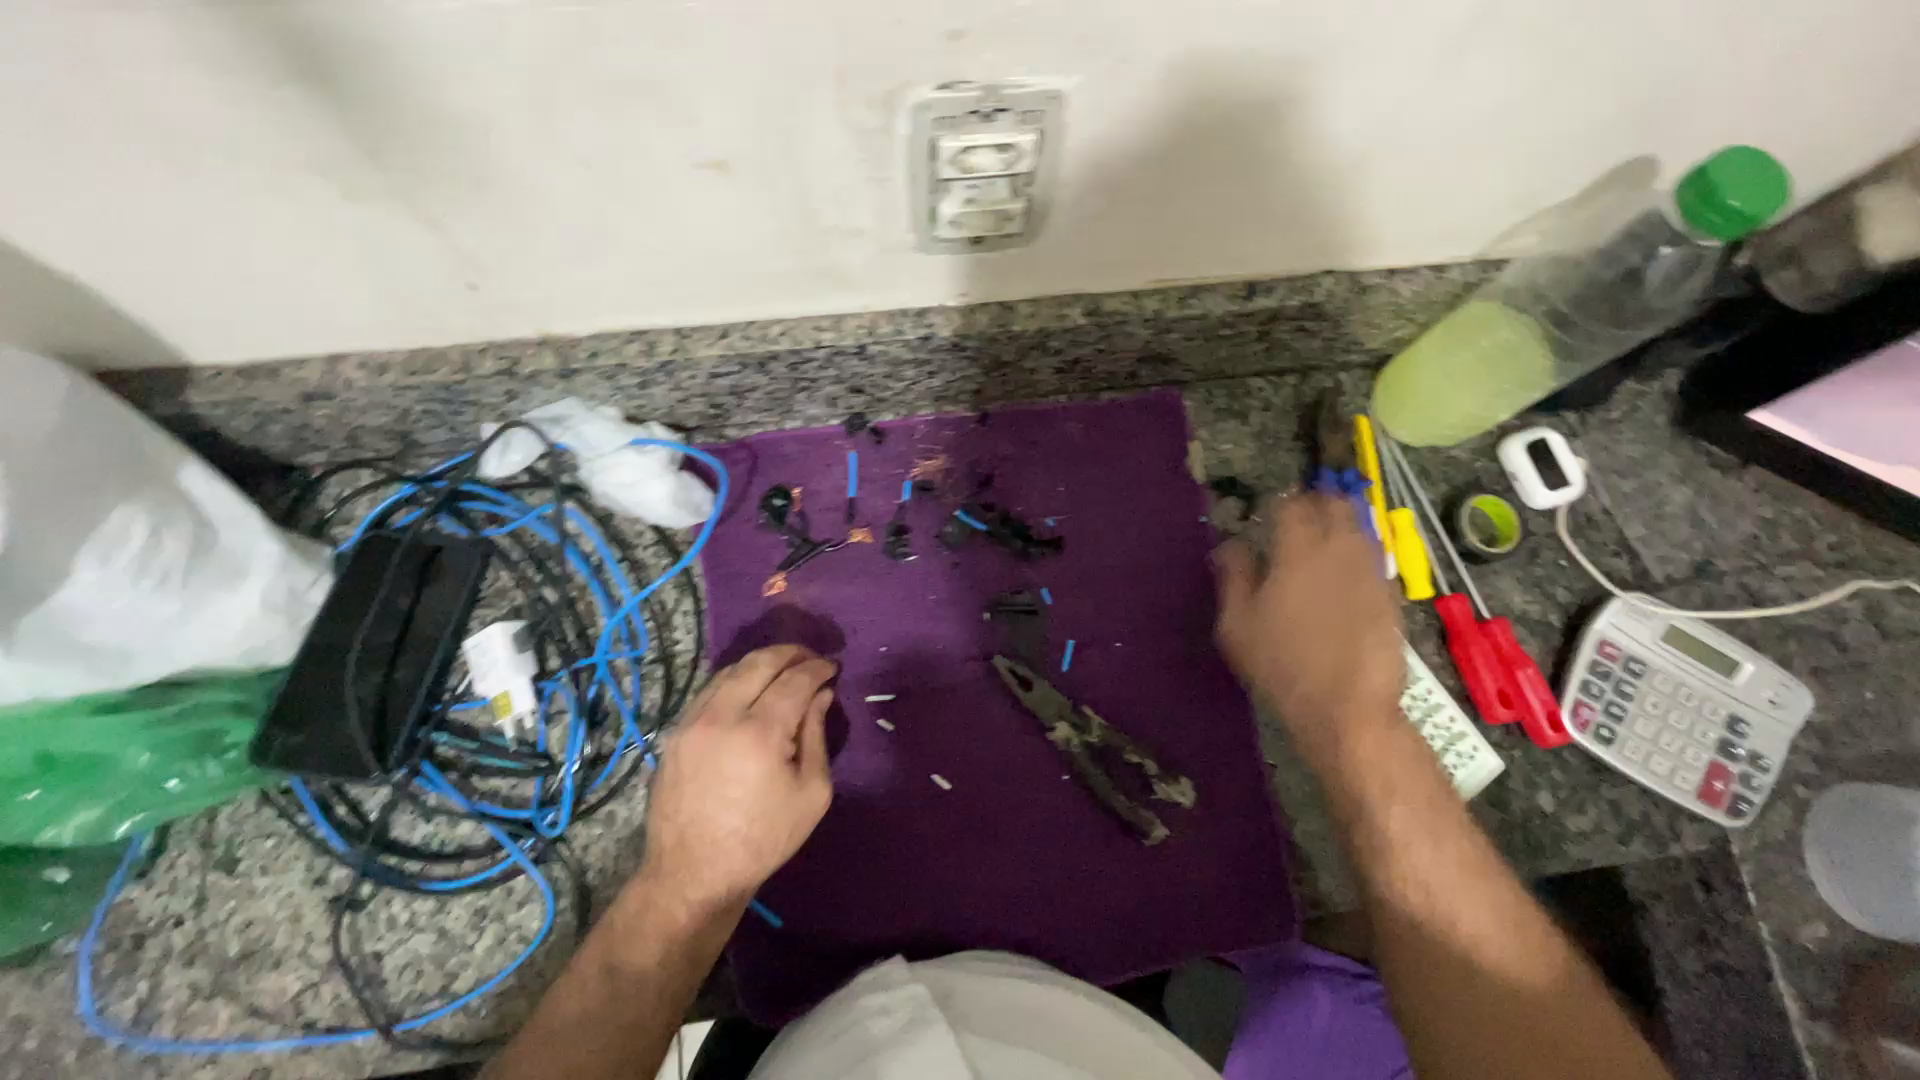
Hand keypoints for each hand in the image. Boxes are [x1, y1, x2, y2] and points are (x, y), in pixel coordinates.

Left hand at [639, 645, 836, 910]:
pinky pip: (708, 691)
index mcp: (761, 732)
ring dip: (760, 663)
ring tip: (783, 669)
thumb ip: (816, 736)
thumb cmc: (762, 839)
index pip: (795, 680)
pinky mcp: (676, 734)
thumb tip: (820, 696)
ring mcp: (693, 722)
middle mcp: (723, 716)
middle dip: (790, 653)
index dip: (818, 668)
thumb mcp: (811, 793)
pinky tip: (749, 690)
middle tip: (811, 657)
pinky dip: (734, 681)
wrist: (694, 873)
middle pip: (758, 663)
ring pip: (729, 672)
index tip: (833, 667)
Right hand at [1214, 493, 1405, 771]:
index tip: (1268, 514)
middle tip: (1298, 520)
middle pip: (1334, 505)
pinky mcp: (1391, 593)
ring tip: (1323, 544)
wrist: (1346, 706)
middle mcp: (1339, 550)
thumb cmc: (1280, 665)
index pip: (1292, 504)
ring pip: (1360, 526)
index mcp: (1297, 551)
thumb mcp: (1237, 625)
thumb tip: (1231, 545)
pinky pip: (1374, 557)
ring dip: (1340, 525)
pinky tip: (1345, 576)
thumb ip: (1234, 576)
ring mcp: (1371, 570)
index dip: (1280, 502)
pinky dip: (1358, 554)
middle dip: (1316, 504)